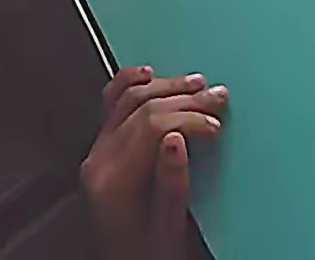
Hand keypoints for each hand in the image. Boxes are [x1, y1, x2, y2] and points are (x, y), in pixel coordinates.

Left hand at [81, 65, 226, 259]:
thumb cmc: (149, 256)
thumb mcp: (168, 233)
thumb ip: (172, 186)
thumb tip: (177, 138)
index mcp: (114, 181)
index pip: (152, 128)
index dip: (188, 119)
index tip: (216, 122)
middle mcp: (100, 159)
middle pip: (143, 109)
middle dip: (185, 99)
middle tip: (216, 96)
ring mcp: (99, 149)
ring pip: (130, 97)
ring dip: (166, 85)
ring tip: (196, 84)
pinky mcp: (104, 145)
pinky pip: (112, 101)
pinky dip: (130, 82)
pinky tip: (149, 73)